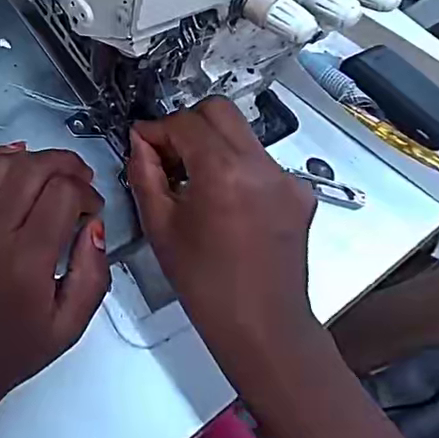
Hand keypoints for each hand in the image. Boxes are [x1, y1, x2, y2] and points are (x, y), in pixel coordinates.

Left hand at [0, 145, 107, 412]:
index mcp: (28, 260)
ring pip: (3, 163)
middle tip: (82, 178)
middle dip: (66, 164)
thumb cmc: (10, 347)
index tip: (93, 207)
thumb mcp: (68, 326)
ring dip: (34, 157)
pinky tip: (13, 154)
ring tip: (55, 168)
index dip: (86, 192)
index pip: (63, 195)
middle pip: (34, 169)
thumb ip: (92, 275)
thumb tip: (94, 228)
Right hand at [125, 98, 317, 349]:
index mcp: (224, 174)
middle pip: (218, 111)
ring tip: (189, 178)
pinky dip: (233, 165)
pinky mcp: (298, 193)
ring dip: (210, 143)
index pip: (185, 122)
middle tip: (166, 151)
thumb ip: (143, 172)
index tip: (143, 140)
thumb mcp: (159, 224)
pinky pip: (258, 159)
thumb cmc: (210, 287)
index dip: (156, 128)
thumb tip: (140, 143)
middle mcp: (262, 169)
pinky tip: (217, 196)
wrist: (262, 326)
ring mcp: (285, 180)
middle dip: (186, 124)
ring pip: (239, 132)